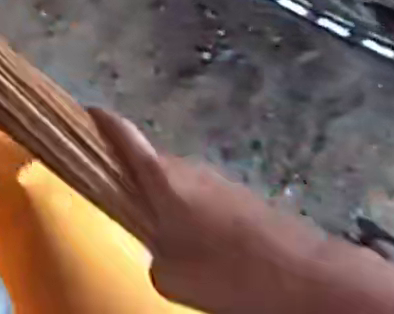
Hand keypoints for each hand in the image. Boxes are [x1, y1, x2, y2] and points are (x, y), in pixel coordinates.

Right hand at [90, 108, 348, 313]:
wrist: (310, 281)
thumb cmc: (229, 272)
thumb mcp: (173, 278)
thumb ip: (151, 256)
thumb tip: (156, 253)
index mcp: (159, 176)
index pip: (120, 132)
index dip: (99, 119)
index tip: (82, 112)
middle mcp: (184, 166)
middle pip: (147, 160)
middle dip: (133, 175)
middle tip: (123, 199)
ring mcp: (216, 178)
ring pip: (178, 180)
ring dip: (167, 197)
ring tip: (169, 232)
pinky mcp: (242, 196)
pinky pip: (204, 196)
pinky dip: (195, 212)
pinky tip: (209, 246)